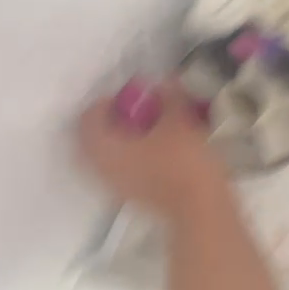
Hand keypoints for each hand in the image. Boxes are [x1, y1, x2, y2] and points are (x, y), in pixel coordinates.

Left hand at [79, 82, 231, 221]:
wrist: (200, 208)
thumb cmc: (184, 163)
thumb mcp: (180, 124)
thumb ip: (169, 99)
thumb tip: (163, 81)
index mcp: (101, 148)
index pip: (88, 117)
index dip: (109, 100)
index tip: (134, 94)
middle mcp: (97, 166)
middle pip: (93, 137)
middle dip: (113, 120)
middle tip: (138, 110)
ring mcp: (112, 183)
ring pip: (107, 153)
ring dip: (122, 138)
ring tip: (149, 128)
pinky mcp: (130, 193)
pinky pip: (120, 166)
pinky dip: (132, 153)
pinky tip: (158, 149)